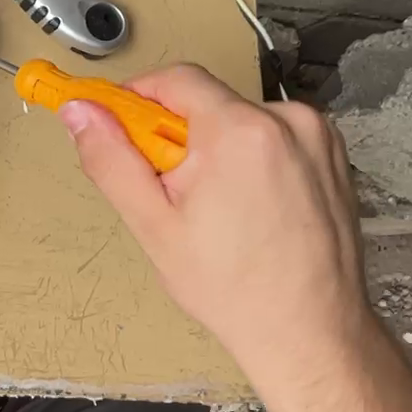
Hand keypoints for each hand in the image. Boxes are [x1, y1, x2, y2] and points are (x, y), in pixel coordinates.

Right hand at [55, 65, 373, 372]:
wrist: (311, 332)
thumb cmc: (232, 287)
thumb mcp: (152, 224)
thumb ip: (110, 158)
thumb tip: (78, 112)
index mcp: (241, 132)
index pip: (174, 79)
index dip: (136, 98)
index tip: (118, 129)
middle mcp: (289, 121)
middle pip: (205, 101)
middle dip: (174, 135)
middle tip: (167, 189)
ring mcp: (318, 137)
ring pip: (236, 118)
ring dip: (211, 147)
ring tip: (211, 206)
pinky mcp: (332, 155)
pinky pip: (269, 135)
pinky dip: (245, 158)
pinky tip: (243, 206)